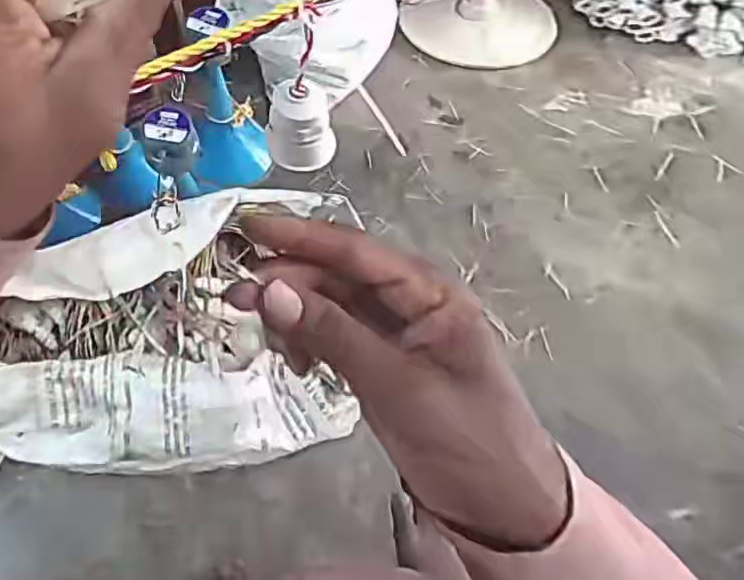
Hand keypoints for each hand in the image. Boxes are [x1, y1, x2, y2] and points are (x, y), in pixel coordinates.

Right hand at [227, 214, 568, 549]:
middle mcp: (404, 301)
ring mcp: (386, 330)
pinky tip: (294, 360)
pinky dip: (302, 339)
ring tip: (259, 331)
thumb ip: (332, 333)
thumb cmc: (470, 440)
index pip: (353, 250)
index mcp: (426, 292)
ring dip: (288, 311)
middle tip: (237, 295)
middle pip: (331, 274)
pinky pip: (324, 332)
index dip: (299, 235)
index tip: (250, 227)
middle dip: (284, 281)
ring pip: (322, 301)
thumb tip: (269, 291)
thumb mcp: (399, 385)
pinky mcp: (371, 358)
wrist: (506, 517)